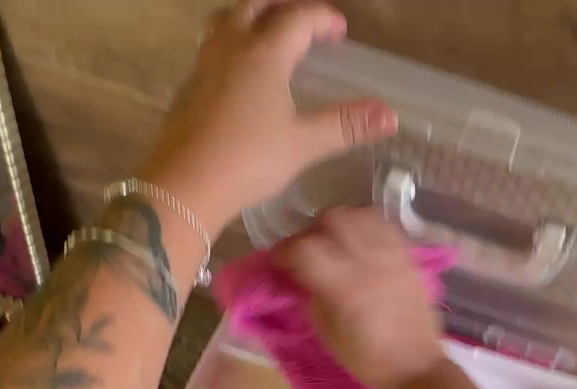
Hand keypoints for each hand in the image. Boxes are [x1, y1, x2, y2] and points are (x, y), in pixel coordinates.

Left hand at [138, 1, 396, 229]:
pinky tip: (237, 72)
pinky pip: (212, 47)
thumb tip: (390, 115)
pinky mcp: (189, 87)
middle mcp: (232, 46)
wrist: (186, 184)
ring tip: (266, 32)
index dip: (322, 19)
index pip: (298, 18)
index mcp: (265, 52)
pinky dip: (230, 43)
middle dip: (284, 7)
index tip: (339, 31)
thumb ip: (345, 126)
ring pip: (228, 20)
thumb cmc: (249, 160)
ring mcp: (205, 64)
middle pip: (258, 5)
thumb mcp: (303, 144)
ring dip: (251, 16)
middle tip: (303, 22)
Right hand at [280, 207, 446, 388]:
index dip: (284, 251)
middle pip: (330, 219)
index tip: (278, 262)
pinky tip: (360, 242)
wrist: (414, 366)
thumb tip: (297, 276)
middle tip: (307, 251)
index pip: (303, 248)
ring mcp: (390, 255)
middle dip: (311, 231)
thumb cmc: (365, 359)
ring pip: (358, 214)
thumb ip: (309, 297)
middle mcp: (367, 262)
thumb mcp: (326, 332)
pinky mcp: (408, 256)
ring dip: (339, 223)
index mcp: (342, 286)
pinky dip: (366, 225)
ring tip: (334, 243)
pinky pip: (384, 224)